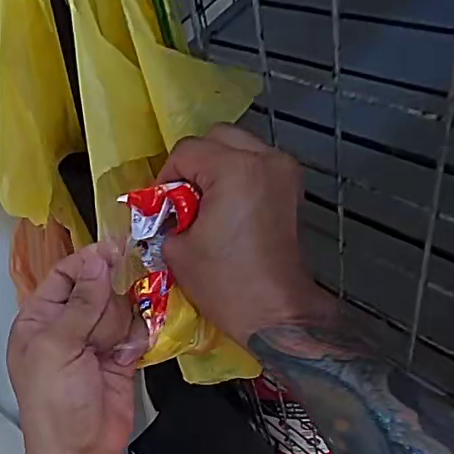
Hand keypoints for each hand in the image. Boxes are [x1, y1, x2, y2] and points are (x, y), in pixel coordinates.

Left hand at [6, 239, 147, 453]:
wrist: (80, 451)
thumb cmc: (55, 403)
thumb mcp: (57, 346)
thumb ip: (81, 303)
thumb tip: (98, 261)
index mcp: (39, 319)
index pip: (65, 275)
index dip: (89, 262)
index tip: (117, 249)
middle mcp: (67, 327)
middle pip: (99, 290)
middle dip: (106, 306)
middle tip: (99, 332)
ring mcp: (95, 343)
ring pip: (121, 310)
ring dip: (121, 327)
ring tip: (112, 352)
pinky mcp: (120, 359)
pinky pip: (135, 333)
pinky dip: (136, 341)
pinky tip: (128, 357)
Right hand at [158, 124, 335, 343]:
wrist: (276, 314)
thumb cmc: (227, 286)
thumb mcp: (178, 251)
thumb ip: (168, 218)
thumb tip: (169, 212)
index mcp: (235, 169)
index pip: (187, 151)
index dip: (166, 177)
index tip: (160, 206)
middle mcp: (265, 160)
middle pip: (217, 139)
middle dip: (195, 165)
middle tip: (182, 201)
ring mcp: (285, 174)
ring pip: (241, 150)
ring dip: (218, 169)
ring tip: (206, 207)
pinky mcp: (293, 192)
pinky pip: (258, 169)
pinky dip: (239, 180)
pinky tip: (227, 211)